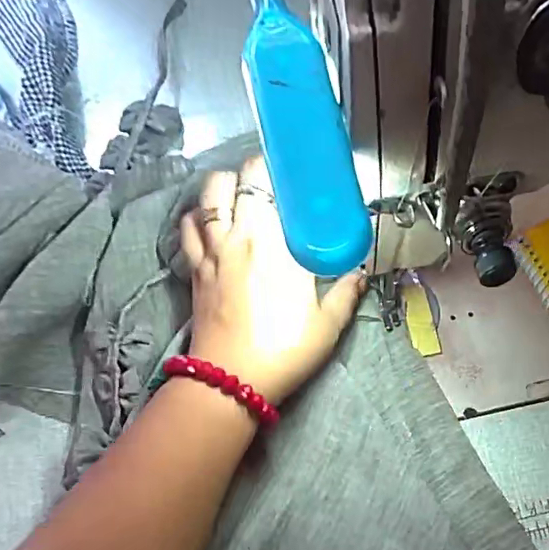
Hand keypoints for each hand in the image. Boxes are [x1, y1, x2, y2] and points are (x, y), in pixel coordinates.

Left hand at [180, 157, 366, 402]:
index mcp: (272, 245)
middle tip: (268, 184)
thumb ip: (346, 293)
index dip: (274, 169)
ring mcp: (210, 254)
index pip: (263, 185)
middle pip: (229, 182)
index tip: (290, 171)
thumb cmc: (284, 351)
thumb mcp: (328, 326)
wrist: (231, 380)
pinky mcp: (195, 272)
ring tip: (238, 195)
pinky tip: (210, 223)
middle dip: (248, 174)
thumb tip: (359, 273)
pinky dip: (197, 217)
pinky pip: (188, 229)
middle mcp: (236, 239)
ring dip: (219, 189)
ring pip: (204, 200)